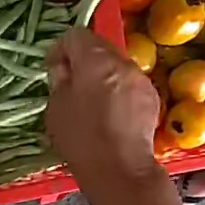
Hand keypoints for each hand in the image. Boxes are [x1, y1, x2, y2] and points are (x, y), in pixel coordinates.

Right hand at [45, 28, 162, 190]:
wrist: (120, 170)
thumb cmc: (81, 139)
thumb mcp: (56, 108)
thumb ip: (59, 81)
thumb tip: (64, 69)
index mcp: (95, 59)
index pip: (76, 35)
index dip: (60, 49)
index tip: (53, 69)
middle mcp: (122, 62)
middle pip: (99, 47)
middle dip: (83, 60)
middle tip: (70, 84)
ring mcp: (141, 79)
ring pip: (116, 66)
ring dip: (102, 76)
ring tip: (91, 102)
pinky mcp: (152, 98)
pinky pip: (129, 85)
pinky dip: (117, 91)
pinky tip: (110, 115)